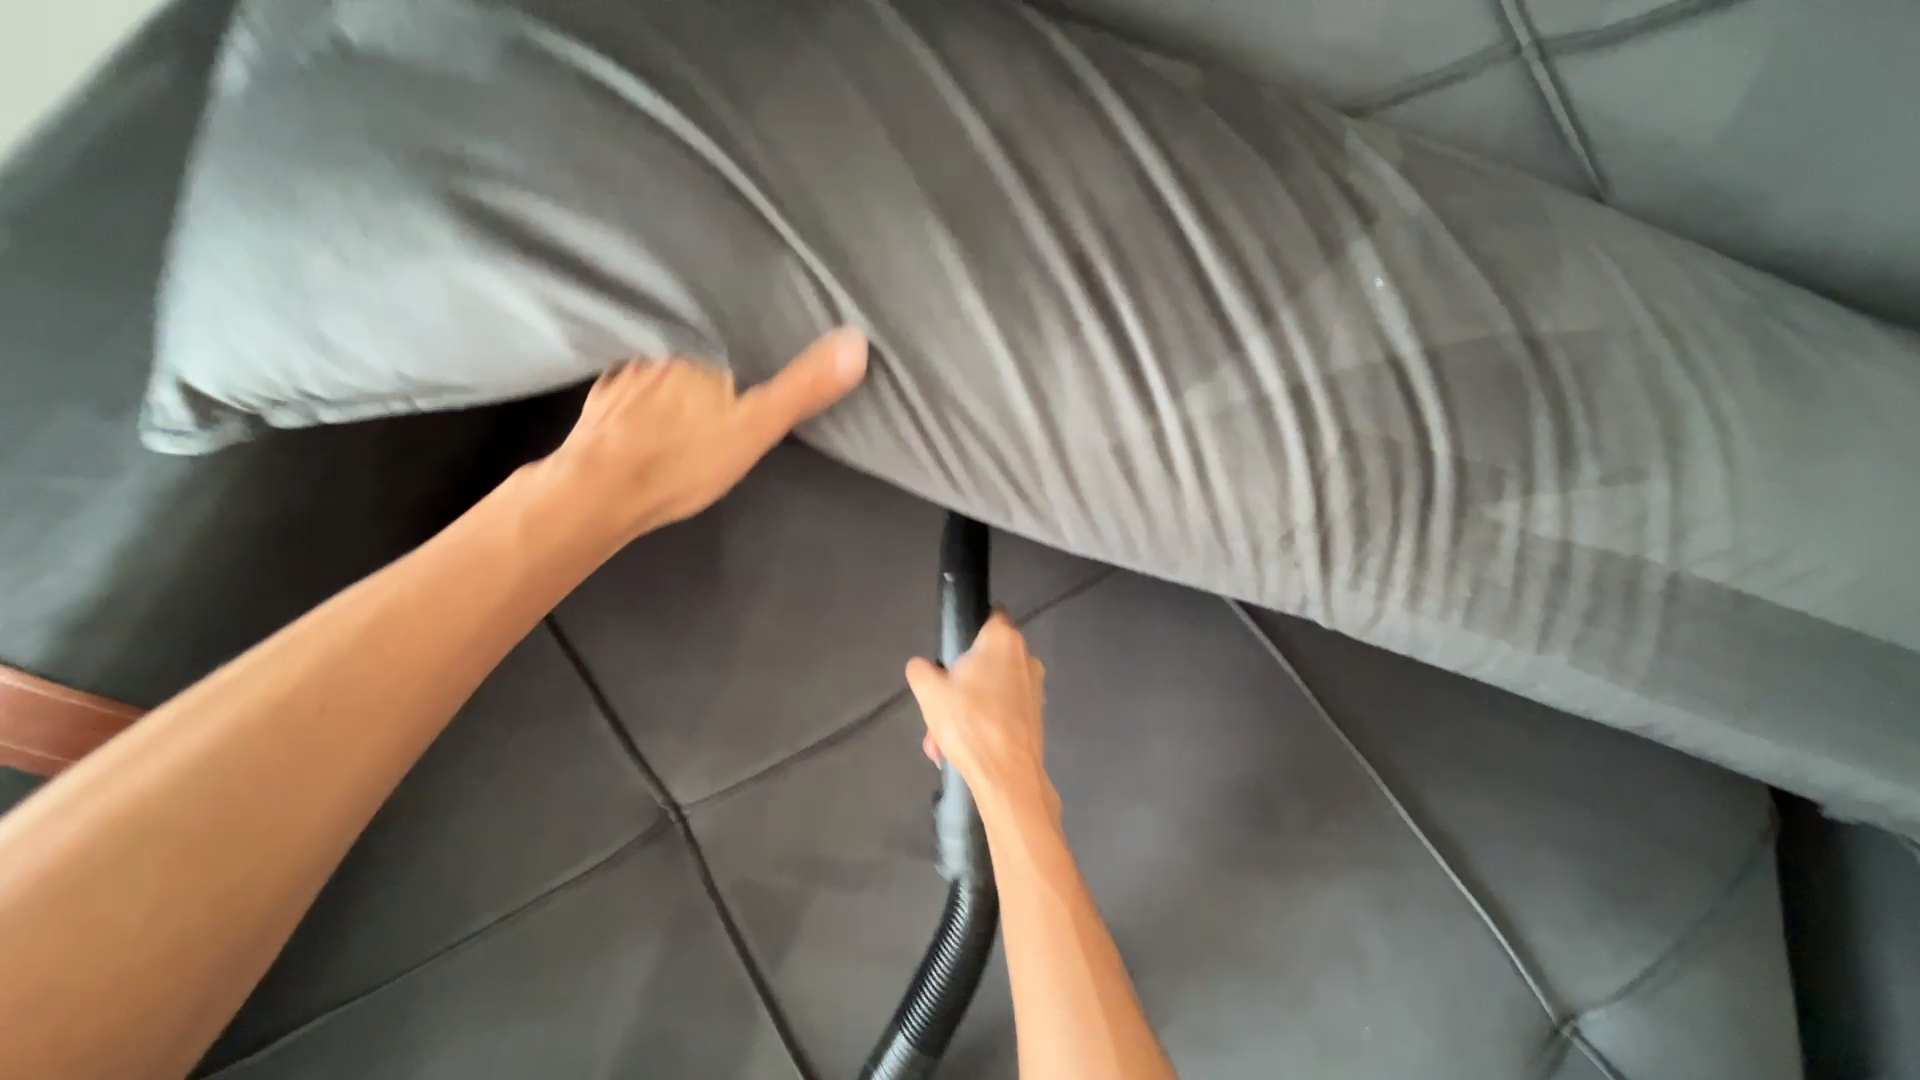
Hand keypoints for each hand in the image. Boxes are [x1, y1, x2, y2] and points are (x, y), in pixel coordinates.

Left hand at [548, 327, 867, 540]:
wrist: (600, 492)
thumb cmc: (683, 459)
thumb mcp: (758, 425)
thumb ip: (804, 386)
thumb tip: (856, 340)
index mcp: (703, 347)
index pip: (735, 325)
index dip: (753, 331)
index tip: (767, 339)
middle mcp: (661, 348)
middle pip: (699, 340)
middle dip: (715, 349)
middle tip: (732, 367)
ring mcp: (626, 372)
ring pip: (664, 360)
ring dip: (679, 367)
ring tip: (695, 383)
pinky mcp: (601, 399)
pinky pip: (633, 383)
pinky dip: (646, 390)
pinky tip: (650, 406)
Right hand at [906, 613, 1053, 811]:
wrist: (1007, 777)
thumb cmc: (969, 723)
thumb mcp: (929, 692)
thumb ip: (920, 670)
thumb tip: (923, 667)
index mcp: (1003, 639)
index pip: (989, 615)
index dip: (968, 629)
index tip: (951, 652)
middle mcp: (1025, 657)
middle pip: (983, 660)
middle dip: (956, 685)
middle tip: (937, 712)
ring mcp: (1034, 688)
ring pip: (989, 691)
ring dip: (964, 711)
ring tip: (942, 742)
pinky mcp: (1036, 716)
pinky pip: (1001, 712)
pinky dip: (981, 725)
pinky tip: (961, 751)